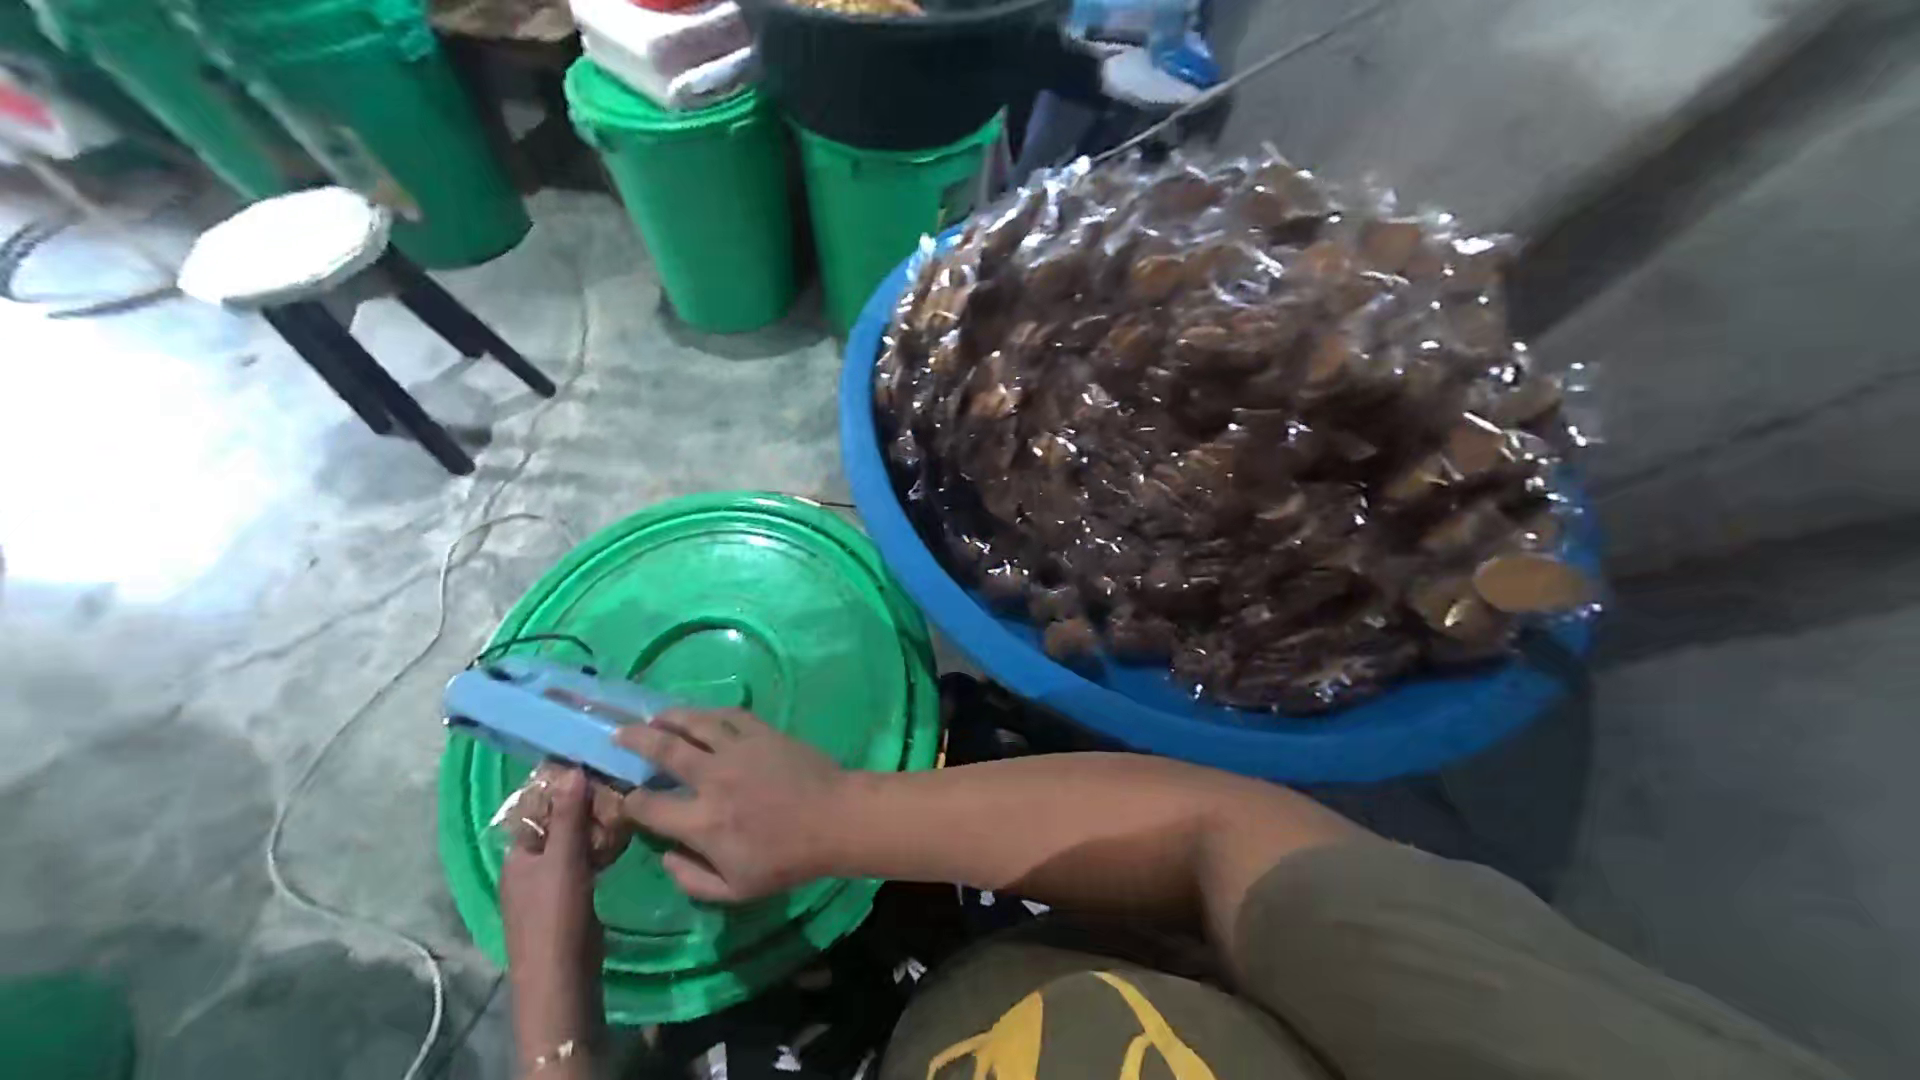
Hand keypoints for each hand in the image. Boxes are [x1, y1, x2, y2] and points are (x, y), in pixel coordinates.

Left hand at [499, 767, 602, 1070]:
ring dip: (597, 823)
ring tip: (626, 803)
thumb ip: (567, 816)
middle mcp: (531, 864)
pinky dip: (603, 844)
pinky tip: (624, 836)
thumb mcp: (563, 859)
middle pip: (558, 822)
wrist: (561, 975)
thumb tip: (572, 769)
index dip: (562, 786)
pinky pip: (587, 857)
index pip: (537, 808)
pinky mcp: (573, 893)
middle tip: (618, 782)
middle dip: (585, 803)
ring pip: (575, 839)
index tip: (593, 764)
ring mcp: (552, 880)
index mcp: (518, 854)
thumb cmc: (555, 914)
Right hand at [616, 708, 850, 902]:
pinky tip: (701, 714)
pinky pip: (730, 715)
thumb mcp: (735, 890)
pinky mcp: (763, 732)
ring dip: (670, 716)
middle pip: (663, 749)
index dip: (629, 801)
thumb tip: (665, 856)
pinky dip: (710, 712)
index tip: (626, 796)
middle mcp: (712, 778)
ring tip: (655, 715)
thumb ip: (691, 879)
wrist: (835, 819)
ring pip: (695, 722)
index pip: (647, 806)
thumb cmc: (786, 860)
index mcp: (701, 821)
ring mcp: (738, 749)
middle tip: (619, 733)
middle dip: (635, 739)